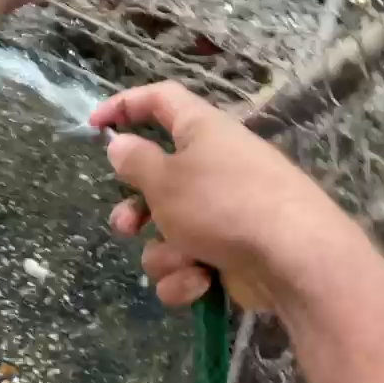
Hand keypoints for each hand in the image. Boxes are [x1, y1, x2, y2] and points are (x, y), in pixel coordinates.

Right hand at [90, 82, 368, 312]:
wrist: (289, 258)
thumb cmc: (222, 204)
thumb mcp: (166, 179)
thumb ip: (135, 162)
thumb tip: (119, 144)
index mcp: (201, 132)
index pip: (160, 101)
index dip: (125, 106)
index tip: (94, 124)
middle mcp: (210, 169)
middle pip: (155, 184)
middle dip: (135, 213)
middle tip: (126, 226)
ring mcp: (219, 215)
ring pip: (164, 236)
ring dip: (165, 254)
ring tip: (184, 258)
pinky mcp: (225, 255)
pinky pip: (184, 266)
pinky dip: (186, 277)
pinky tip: (202, 280)